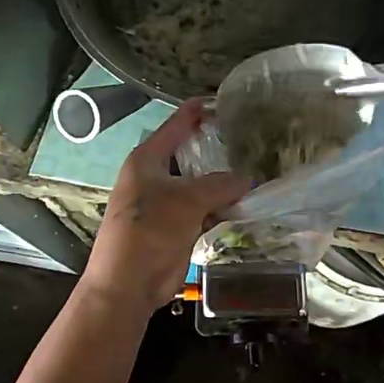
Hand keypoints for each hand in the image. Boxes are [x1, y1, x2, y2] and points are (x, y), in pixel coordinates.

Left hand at [82, 100, 250, 310]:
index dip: (194, 113)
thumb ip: (219, 185)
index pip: (173, 127)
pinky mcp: (172, 227)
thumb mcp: (187, 201)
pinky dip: (219, 209)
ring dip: (221, 185)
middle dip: (214, 152)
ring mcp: (162, 204)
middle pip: (187, 157)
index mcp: (146, 161)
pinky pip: (200, 211)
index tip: (217, 100)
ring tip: (255, 171)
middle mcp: (152, 178)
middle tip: (248, 140)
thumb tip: (247, 178)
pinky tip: (245, 205)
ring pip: (197, 186)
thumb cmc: (150, 231)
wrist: (128, 282)